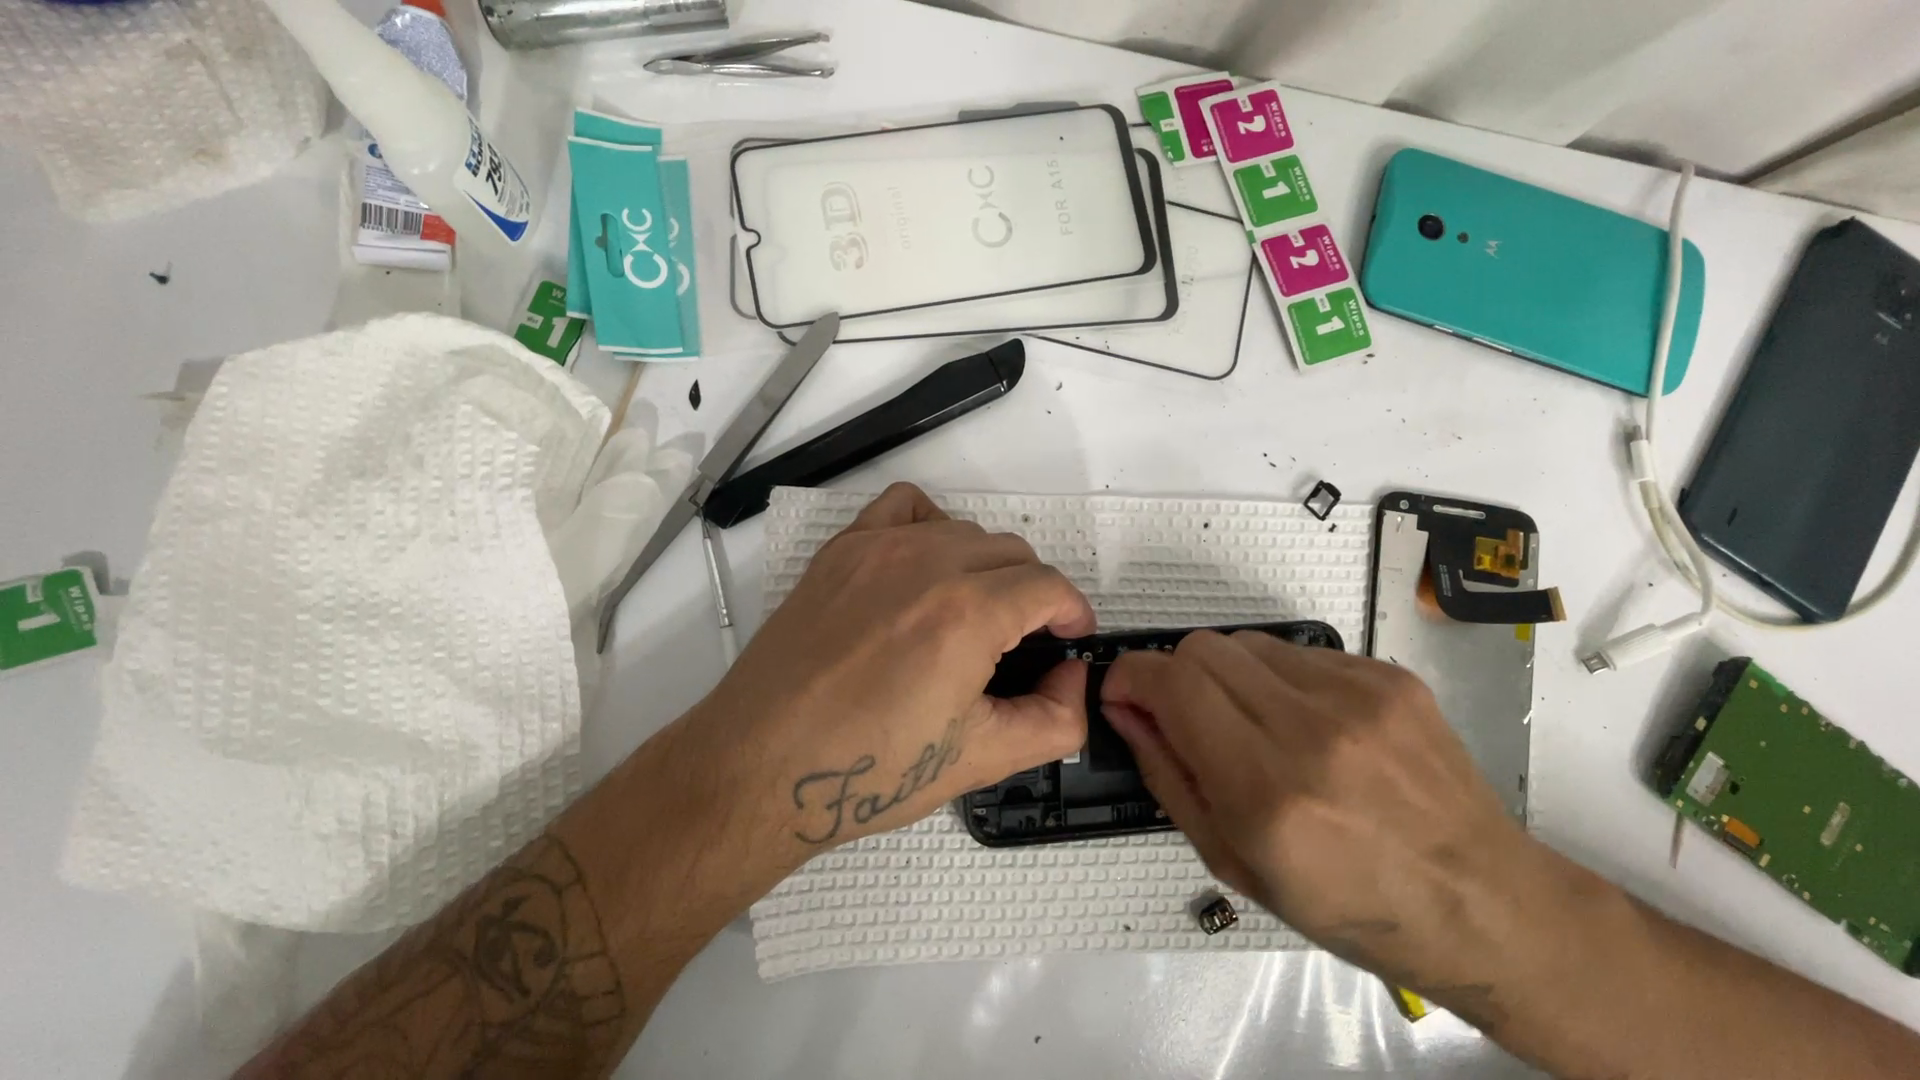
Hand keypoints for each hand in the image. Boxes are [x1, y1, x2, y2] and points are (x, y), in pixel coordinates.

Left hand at [681, 483, 1095, 864]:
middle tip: (1021, 644)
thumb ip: (1056, 718)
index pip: (1049, 586)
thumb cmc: (870, 770)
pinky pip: (904, 508)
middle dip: (1033, 594)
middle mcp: (925, 562)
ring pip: (964, 530)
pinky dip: (930, 527)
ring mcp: (877, 548)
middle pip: (1013, 552)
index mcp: (966, 612)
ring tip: (971, 616)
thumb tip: (1072, 676)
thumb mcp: (982, 759)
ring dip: (986, 566)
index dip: (1072, 615)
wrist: (762, 765)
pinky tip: (924, 571)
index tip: (1067, 642)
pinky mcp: (840, 551)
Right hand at [1101, 630, 1556, 998]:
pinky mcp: (1391, 677)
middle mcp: (1312, 729)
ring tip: (1253, 726)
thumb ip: (1168, 776)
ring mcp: (1360, 695)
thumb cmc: (1347, 905)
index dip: (1130, 676)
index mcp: (1266, 790)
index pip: (1170, 682)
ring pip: (1248, 642)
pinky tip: (1307, 726)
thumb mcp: (1233, 863)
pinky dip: (1280, 679)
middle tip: (1185, 719)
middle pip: (1202, 648)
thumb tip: (1126, 710)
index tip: (1124, 695)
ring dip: (1227, 676)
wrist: (1479, 901)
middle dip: (1174, 675)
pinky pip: (1301, 652)